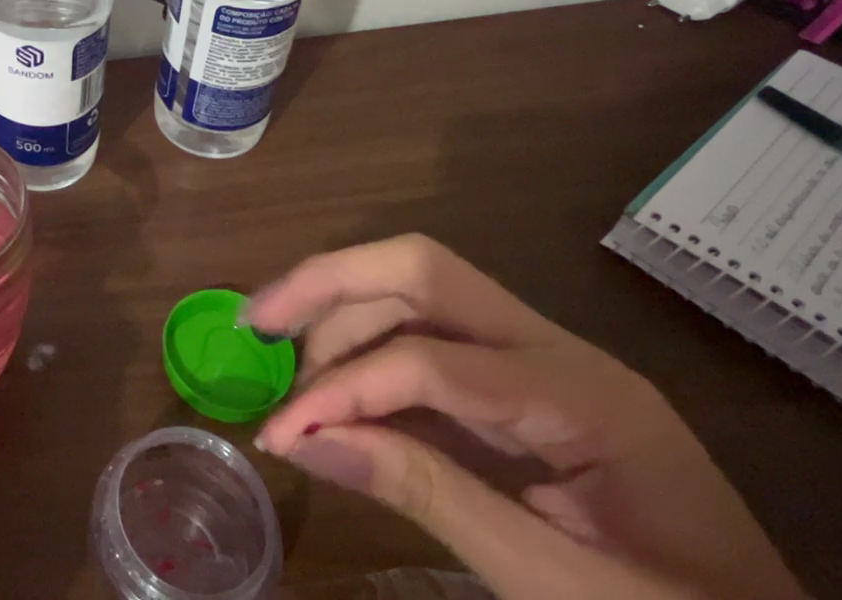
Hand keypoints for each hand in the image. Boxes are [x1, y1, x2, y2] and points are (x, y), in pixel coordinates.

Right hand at [246, 234, 804, 599]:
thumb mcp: (554, 583)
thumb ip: (429, 498)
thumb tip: (305, 439)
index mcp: (583, 395)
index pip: (431, 360)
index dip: (344, 387)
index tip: (279, 433)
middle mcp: (558, 352)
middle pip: (424, 272)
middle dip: (331, 283)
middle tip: (257, 321)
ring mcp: (542, 363)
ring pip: (421, 292)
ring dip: (345, 314)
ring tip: (290, 372)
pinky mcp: (526, 388)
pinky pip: (434, 340)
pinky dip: (371, 350)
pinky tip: (335, 382)